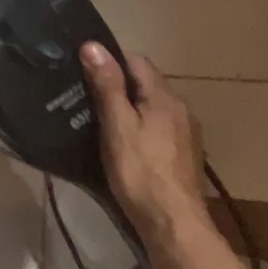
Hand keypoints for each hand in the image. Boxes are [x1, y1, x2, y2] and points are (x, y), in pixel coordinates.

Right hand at [79, 43, 210, 236]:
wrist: (173, 223)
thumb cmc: (139, 171)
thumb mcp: (117, 125)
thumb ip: (107, 85)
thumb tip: (93, 45)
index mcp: (164, 97)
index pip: (136, 61)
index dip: (109, 62)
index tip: (83, 73)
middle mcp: (180, 109)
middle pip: (145, 83)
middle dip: (117, 84)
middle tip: (84, 96)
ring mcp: (184, 132)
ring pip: (151, 106)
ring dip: (128, 106)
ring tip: (98, 118)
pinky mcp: (182, 153)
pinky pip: (156, 126)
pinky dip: (138, 126)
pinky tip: (122, 142)